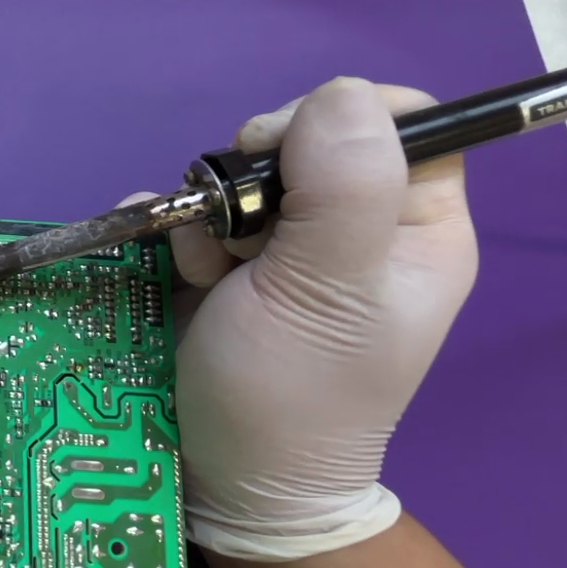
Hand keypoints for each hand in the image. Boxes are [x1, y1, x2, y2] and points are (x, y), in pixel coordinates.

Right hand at [167, 78, 477, 559]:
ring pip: (231, 180)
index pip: (395, 126)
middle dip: (251, 173)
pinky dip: (163, 226)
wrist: (221, 472)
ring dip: (200, 209)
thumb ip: (343, 189)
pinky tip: (161, 260)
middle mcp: (342, 232)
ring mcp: (269, 252)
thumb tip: (335, 95)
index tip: (276, 155)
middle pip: (299, 146)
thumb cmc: (290, 389)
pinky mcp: (207, 271)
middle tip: (233, 224)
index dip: (332, 122)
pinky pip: (181, 215)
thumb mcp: (327, 291)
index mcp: (406, 228)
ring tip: (197, 266)